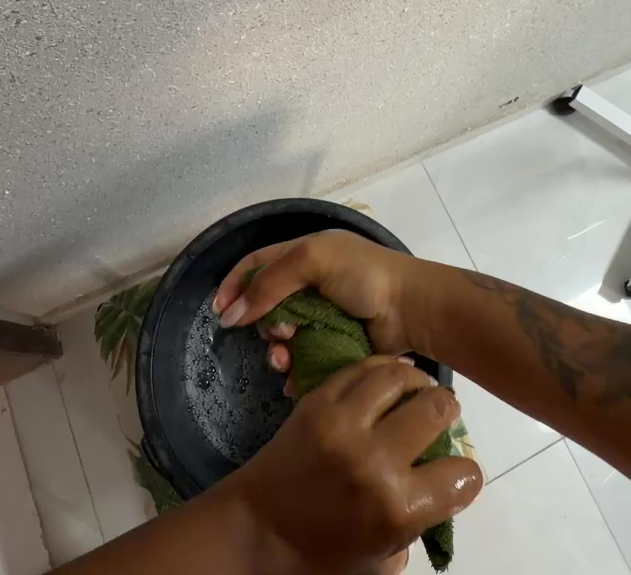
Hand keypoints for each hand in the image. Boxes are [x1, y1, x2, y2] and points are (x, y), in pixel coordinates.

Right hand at [213, 231, 427, 378]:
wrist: (411, 309)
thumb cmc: (364, 275)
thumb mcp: (314, 260)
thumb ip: (271, 281)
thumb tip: (231, 315)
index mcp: (307, 254)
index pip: (259, 264)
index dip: (236, 284)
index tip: (219, 310)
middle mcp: (311, 284)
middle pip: (267, 305)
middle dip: (260, 322)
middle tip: (274, 335)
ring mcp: (322, 317)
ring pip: (282, 337)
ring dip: (276, 349)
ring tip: (284, 357)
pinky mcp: (333, 346)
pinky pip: (301, 360)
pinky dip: (293, 369)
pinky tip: (293, 377)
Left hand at [220, 355, 482, 574]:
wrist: (255, 529)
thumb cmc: (320, 556)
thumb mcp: (380, 558)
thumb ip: (416, 526)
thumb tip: (440, 492)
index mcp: (396, 509)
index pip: (463, 474)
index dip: (465, 475)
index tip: (455, 474)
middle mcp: (376, 459)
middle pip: (436, 408)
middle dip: (447, 411)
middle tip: (442, 416)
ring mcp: (344, 423)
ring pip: (400, 376)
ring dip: (418, 380)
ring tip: (419, 389)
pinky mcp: (318, 400)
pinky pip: (363, 368)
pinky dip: (384, 368)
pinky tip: (389, 378)